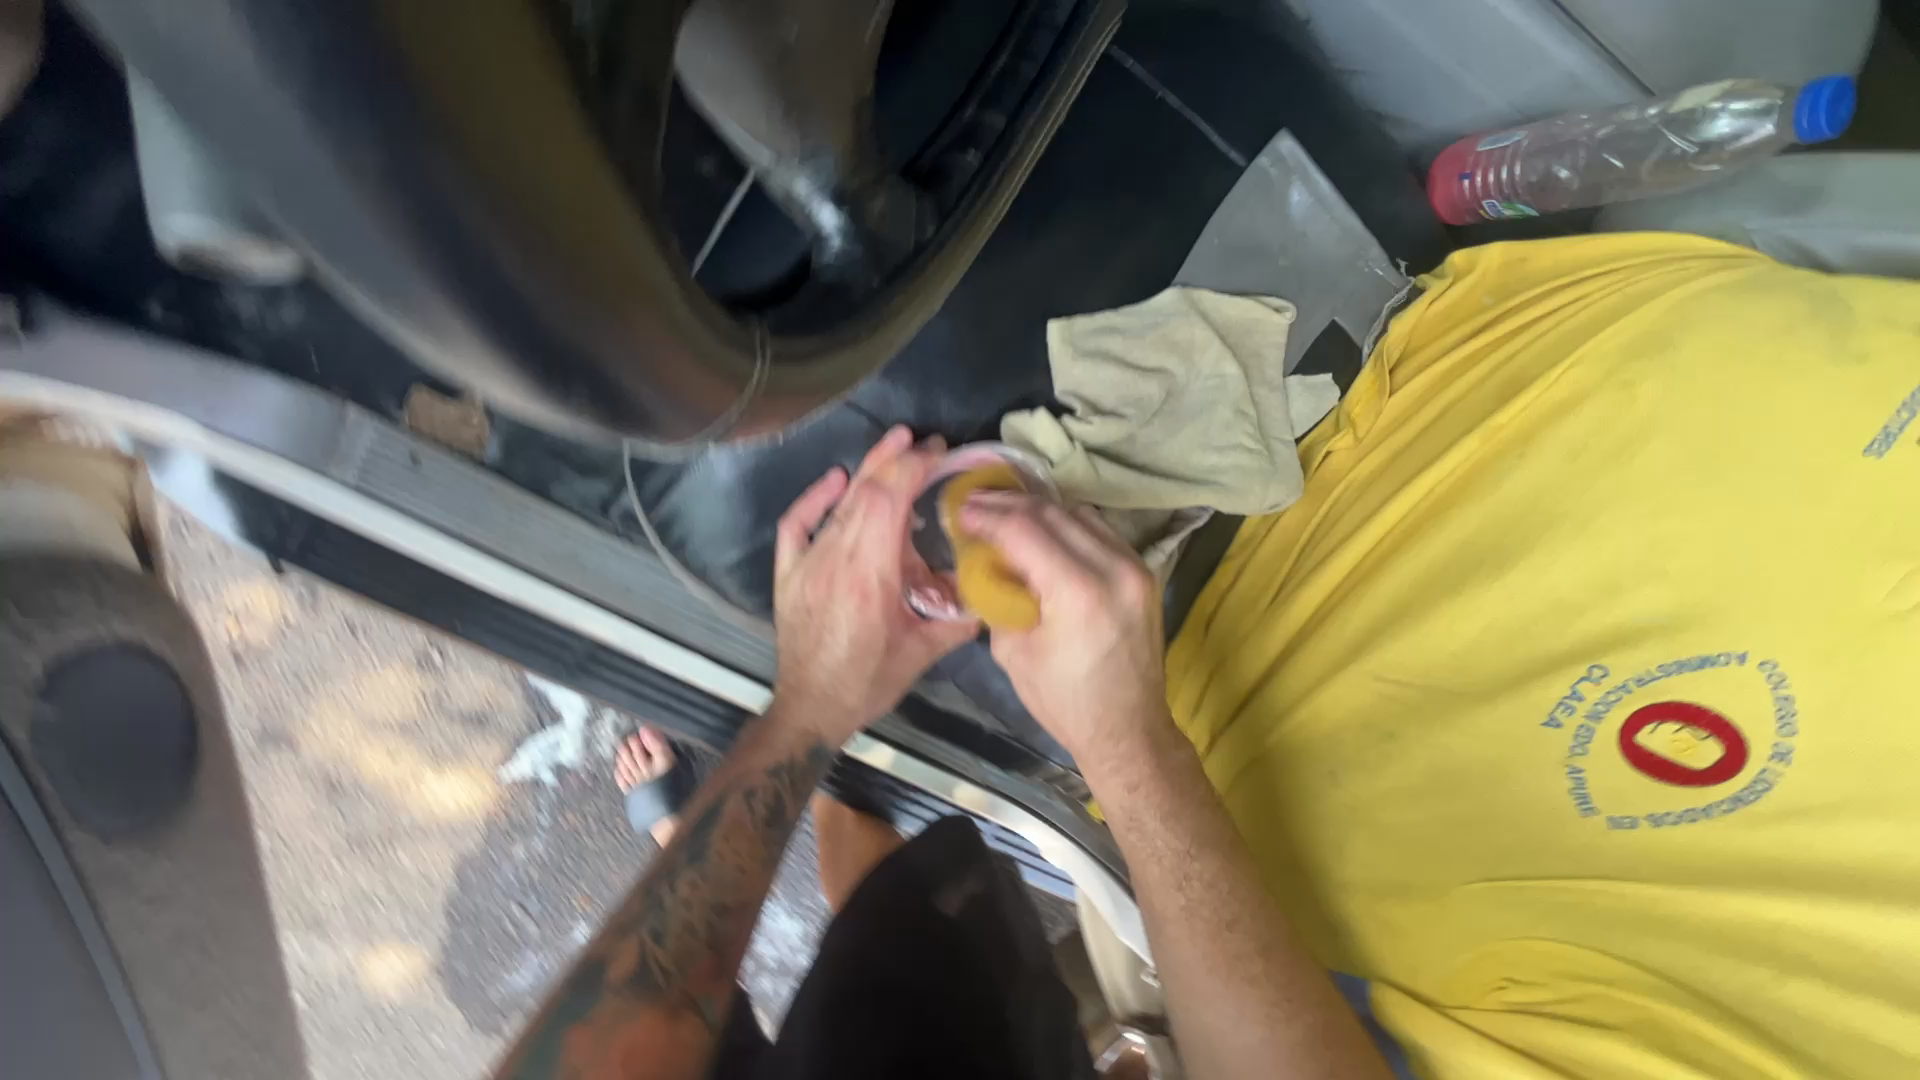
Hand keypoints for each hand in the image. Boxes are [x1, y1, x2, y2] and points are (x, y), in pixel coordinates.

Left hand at [771, 426, 978, 740]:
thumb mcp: (922, 653)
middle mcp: (836, 558)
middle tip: (926, 442)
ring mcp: (808, 562)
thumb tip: (990, 595)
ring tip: (895, 443)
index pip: (889, 501)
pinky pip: (798, 524)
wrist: (811, 708)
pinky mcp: (789, 572)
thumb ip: (958, 620)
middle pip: (866, 492)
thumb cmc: (867, 682)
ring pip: (839, 503)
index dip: (912, 469)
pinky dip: (816, 497)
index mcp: (869, 574)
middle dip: (897, 459)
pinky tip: (835, 479)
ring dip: (868, 469)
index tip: (938, 453)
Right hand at [959, 495, 1173, 766]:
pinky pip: (1100, 531)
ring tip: (1007, 517)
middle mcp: (1113, 568)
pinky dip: (1068, 526)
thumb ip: (998, 596)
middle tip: (978, 506)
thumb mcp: (1012, 652)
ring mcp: (1135, 567)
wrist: (1129, 730)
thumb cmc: (1064, 702)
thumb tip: (985, 560)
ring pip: (1080, 514)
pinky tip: (1045, 534)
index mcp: (1077, 592)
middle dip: (1009, 505)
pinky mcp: (1144, 573)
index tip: (962, 511)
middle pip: (1052, 513)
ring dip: (1040, 511)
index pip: (1024, 529)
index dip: (988, 516)